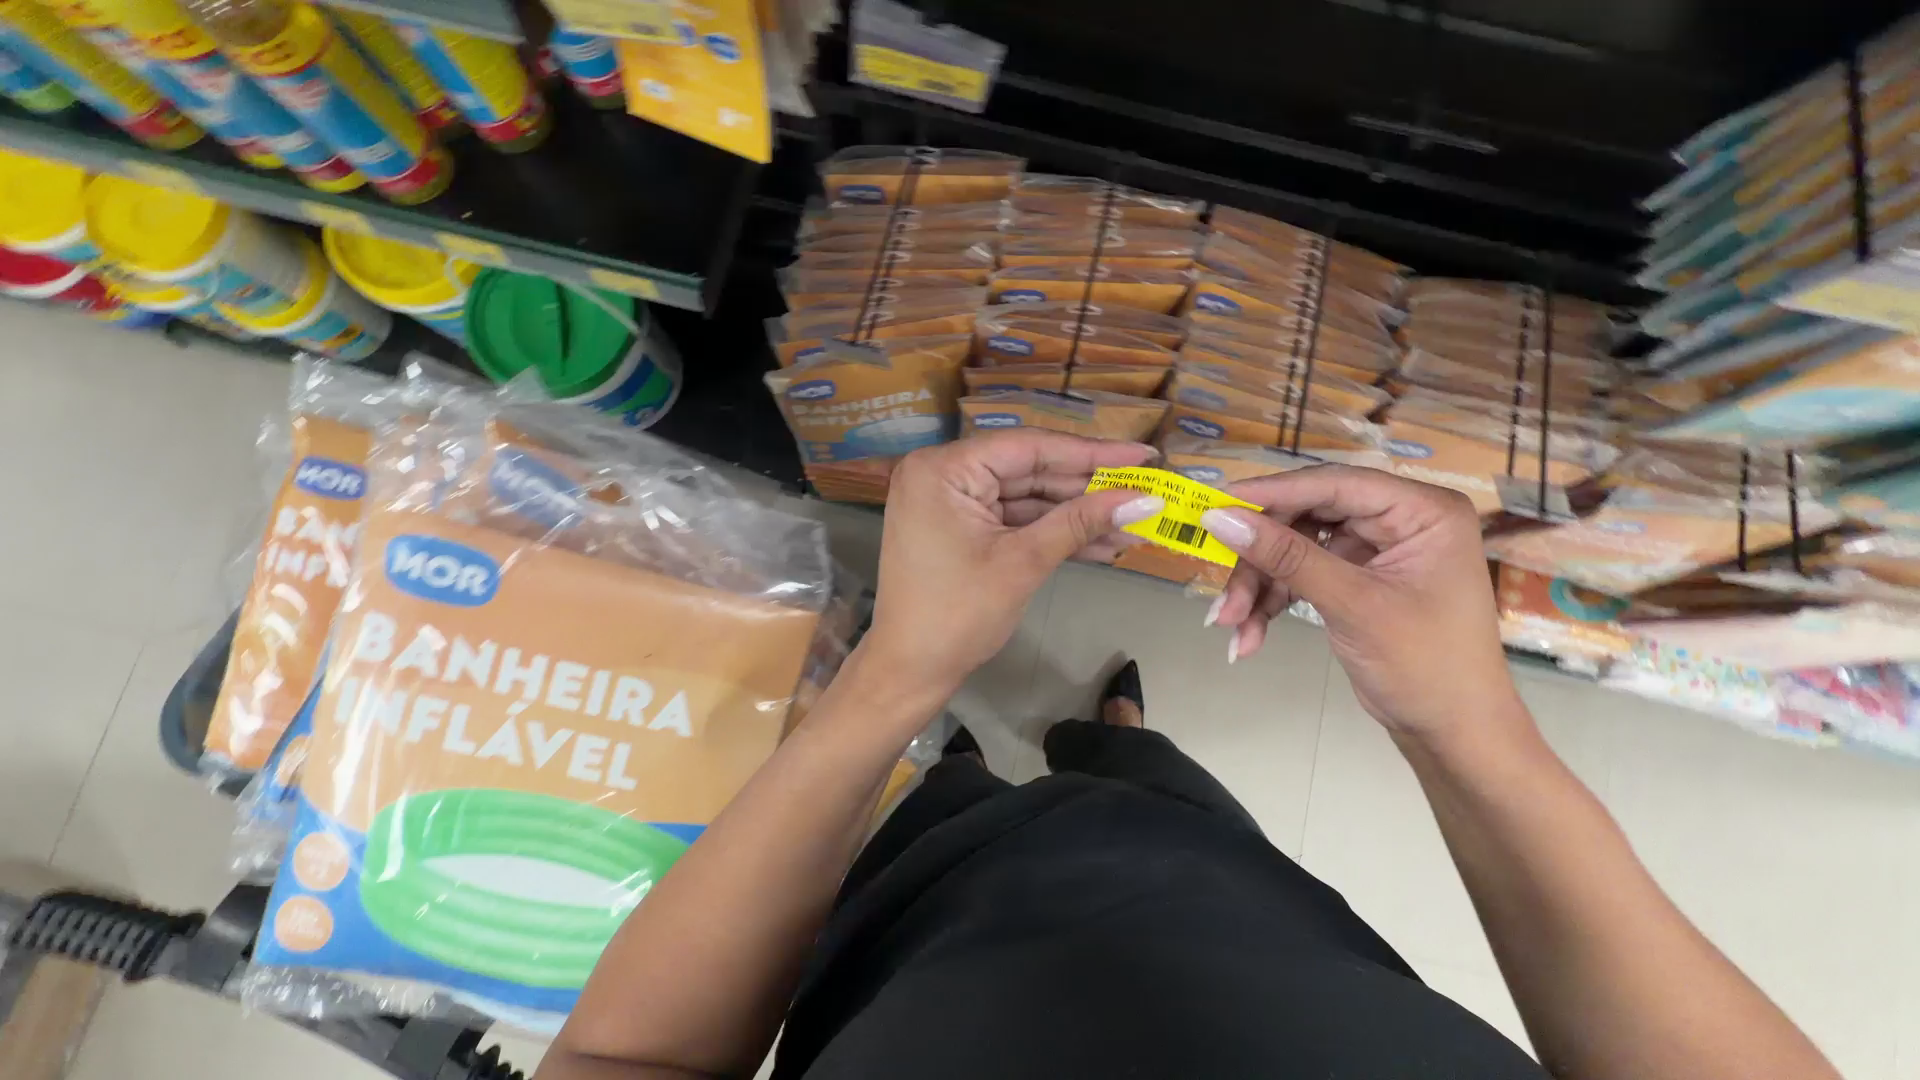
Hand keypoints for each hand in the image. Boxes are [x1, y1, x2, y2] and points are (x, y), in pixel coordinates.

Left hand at [861, 431, 1162, 696]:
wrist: (910, 670)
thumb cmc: (958, 615)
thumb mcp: (1023, 563)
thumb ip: (1080, 522)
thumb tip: (1145, 500)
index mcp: (943, 469)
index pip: (1029, 447)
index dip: (1091, 452)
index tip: (1142, 455)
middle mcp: (942, 473)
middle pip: (1029, 470)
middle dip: (1088, 489)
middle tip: (1145, 491)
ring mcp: (950, 502)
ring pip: (1026, 497)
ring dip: (1076, 515)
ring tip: (1133, 525)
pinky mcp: (960, 528)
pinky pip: (1012, 520)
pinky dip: (1051, 532)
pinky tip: (1101, 544)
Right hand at [1196, 465, 1528, 747]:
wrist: (1452, 732)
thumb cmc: (1425, 664)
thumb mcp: (1353, 605)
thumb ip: (1286, 557)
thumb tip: (1219, 518)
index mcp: (1421, 511)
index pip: (1333, 484)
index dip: (1270, 493)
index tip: (1214, 505)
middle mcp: (1397, 520)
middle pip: (1305, 519)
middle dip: (1260, 559)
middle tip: (1222, 590)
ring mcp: (1373, 551)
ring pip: (1294, 550)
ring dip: (1258, 587)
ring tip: (1230, 624)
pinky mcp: (1353, 579)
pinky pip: (1299, 577)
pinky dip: (1271, 603)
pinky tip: (1248, 637)